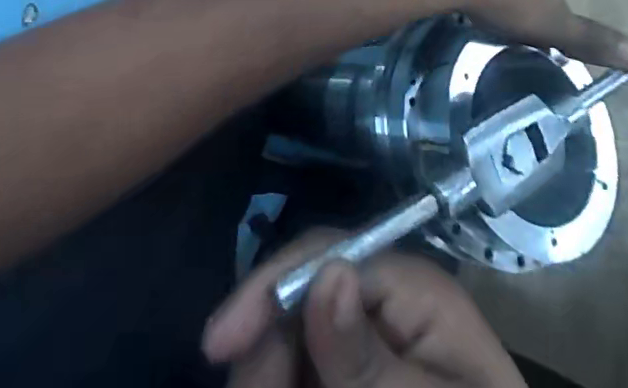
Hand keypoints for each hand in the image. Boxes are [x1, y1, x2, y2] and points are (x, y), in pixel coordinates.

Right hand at [202, 231, 524, 387]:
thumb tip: (326, 274)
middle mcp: (381, 295)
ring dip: (269, 369)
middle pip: (296, 295)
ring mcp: (364, 331)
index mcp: (410, 285)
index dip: (267, 288)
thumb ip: (368, 356)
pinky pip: (302, 361)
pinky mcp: (352, 360)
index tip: (218, 344)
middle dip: (264, 347)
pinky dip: (286, 376)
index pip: (325, 253)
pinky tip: (284, 385)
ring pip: (289, 334)